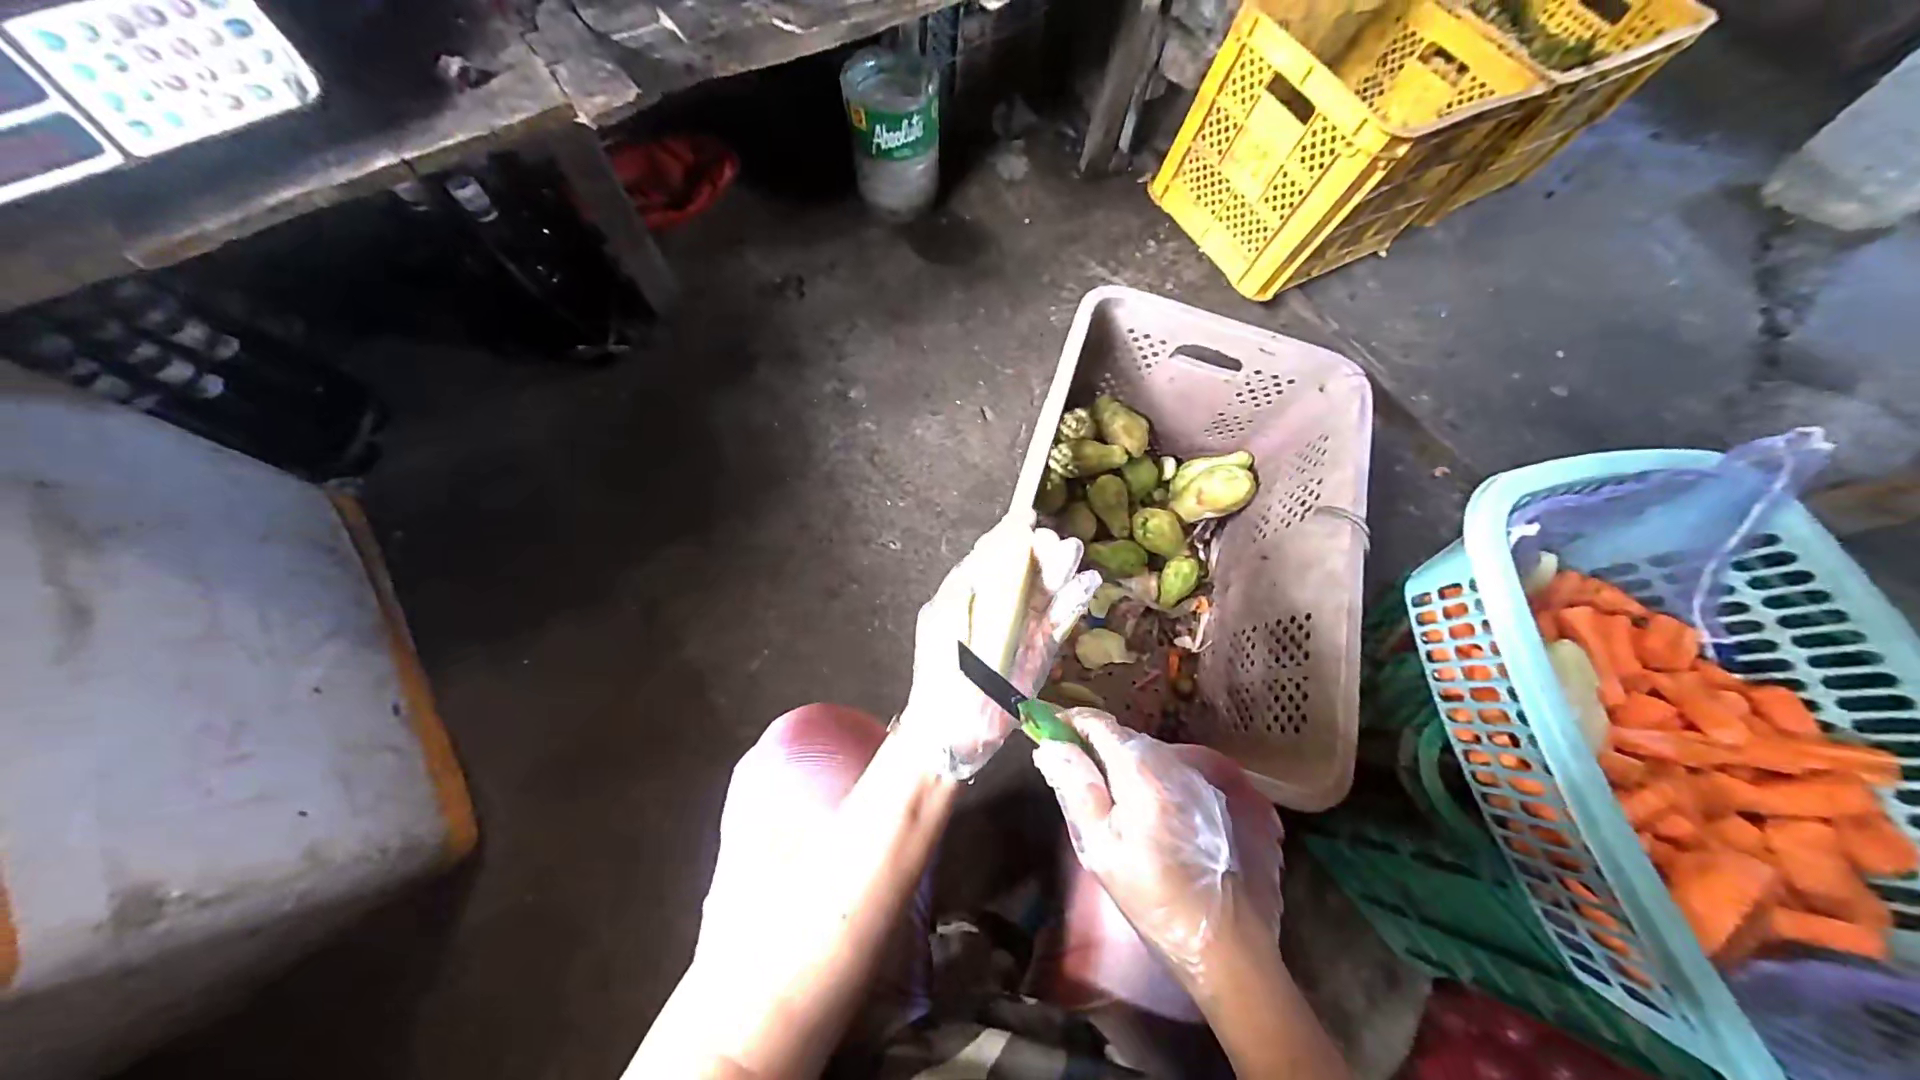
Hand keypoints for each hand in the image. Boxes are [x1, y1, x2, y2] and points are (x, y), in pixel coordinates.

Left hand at [897, 515, 1100, 779]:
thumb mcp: (946, 624)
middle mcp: (998, 606)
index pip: (991, 554)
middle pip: (1024, 570)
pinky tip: (1086, 584)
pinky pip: (1059, 622)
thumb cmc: (941, 677)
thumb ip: (969, 589)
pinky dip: (1072, 603)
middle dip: (1041, 552)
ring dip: (1061, 572)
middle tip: (1057, 543)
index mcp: (967, 593)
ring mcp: (1021, 629)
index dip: (1010, 536)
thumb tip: (990, 554)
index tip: (1029, 520)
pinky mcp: (1040, 652)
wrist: (951, 735)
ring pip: (1046, 592)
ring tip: (1074, 553)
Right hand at [1031, 709, 1283, 986]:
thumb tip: (1050, 747)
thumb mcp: (1100, 847)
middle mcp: (1173, 763)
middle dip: (1092, 743)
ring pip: (1145, 752)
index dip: (1070, 721)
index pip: (1100, 724)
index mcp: (1143, 772)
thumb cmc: (1152, 896)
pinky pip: (1165, 769)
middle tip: (1066, 767)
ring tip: (1098, 790)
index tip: (1046, 728)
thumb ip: (1075, 789)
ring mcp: (1196, 778)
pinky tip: (1135, 808)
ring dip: (1117, 759)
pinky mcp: (1209, 795)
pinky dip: (1142, 774)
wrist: (1225, 939)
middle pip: (1123, 735)